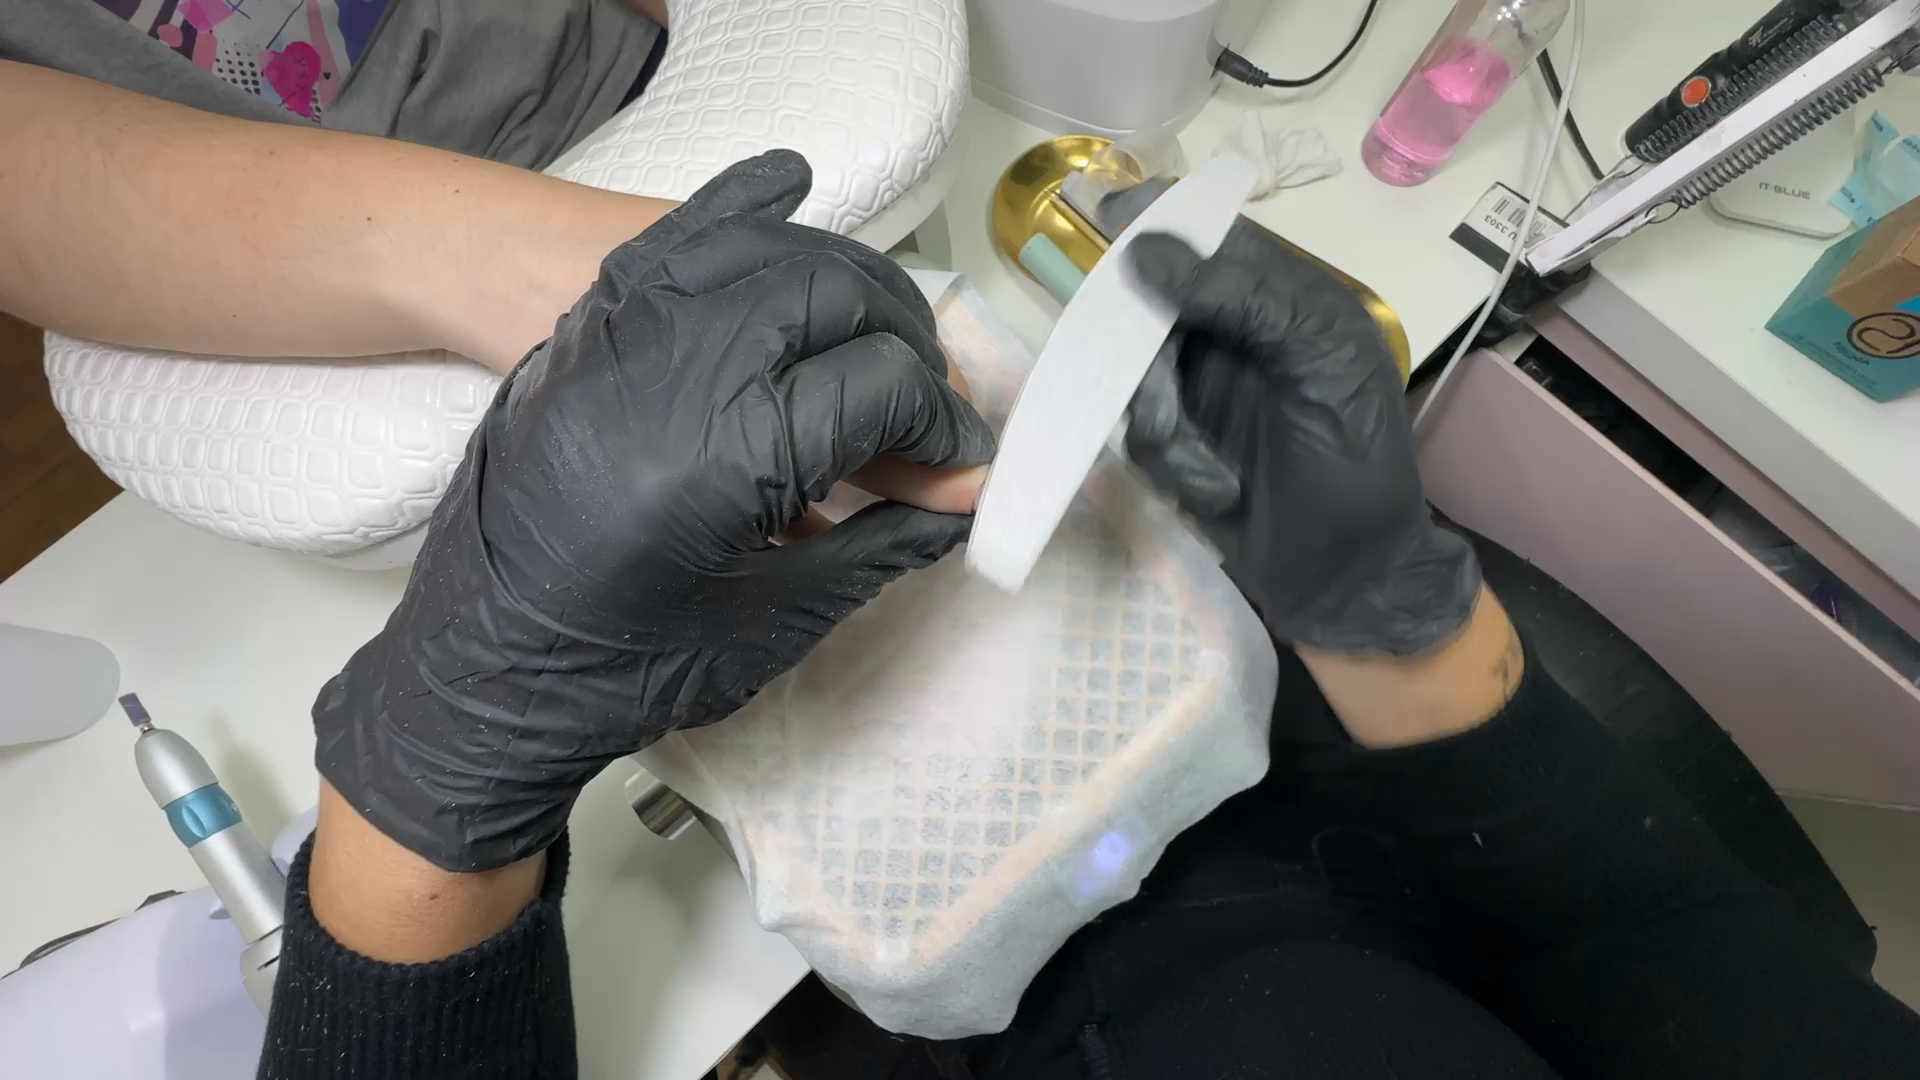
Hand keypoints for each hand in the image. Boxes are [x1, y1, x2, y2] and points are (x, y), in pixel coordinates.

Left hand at [313, 151, 994, 871]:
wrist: (485, 674)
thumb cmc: (637, 670)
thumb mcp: (781, 621)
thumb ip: (889, 539)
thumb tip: (972, 491)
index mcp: (721, 460)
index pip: (882, 386)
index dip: (947, 426)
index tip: (964, 467)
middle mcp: (669, 368)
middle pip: (837, 294)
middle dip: (909, 346)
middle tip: (925, 410)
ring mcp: (620, 330)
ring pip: (770, 250)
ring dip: (850, 287)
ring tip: (881, 342)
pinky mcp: (591, 324)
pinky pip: (680, 234)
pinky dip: (747, 207)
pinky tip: (790, 187)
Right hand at [1123, 224, 1479, 655]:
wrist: (1338, 576)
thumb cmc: (1350, 467)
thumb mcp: (1319, 363)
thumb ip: (1243, 297)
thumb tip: (1144, 250)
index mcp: (1282, 300)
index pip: (1210, 237)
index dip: (1157, 222)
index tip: (1109, 219)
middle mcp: (1232, 334)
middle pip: (1151, 307)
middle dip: (1148, 359)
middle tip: (1164, 406)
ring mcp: (1198, 388)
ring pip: (1134, 374)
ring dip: (1163, 428)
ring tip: (1207, 475)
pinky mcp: (1173, 439)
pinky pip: (1137, 427)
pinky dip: (1169, 462)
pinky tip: (1210, 489)